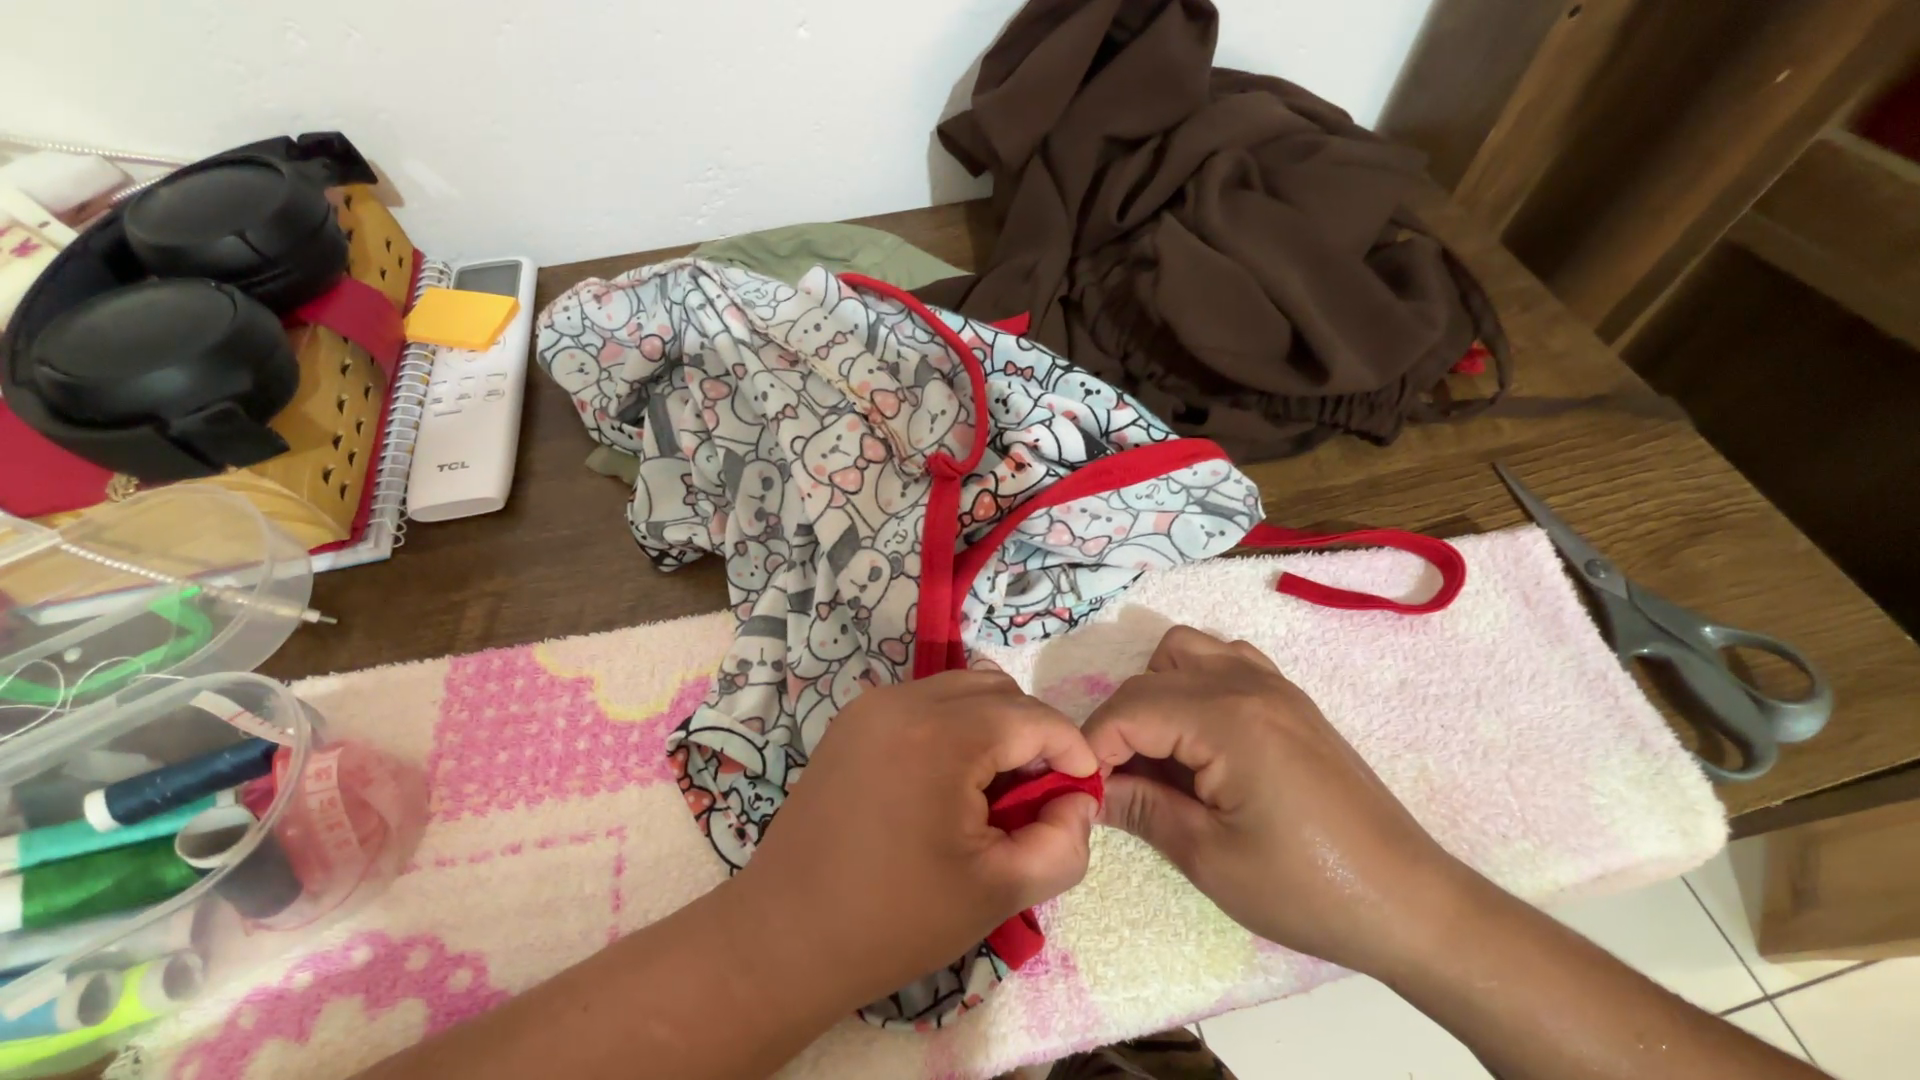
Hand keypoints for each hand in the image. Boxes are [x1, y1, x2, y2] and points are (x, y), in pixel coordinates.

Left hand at [731, 667, 1099, 1006]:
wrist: (785, 937)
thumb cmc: (896, 920)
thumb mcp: (1000, 891)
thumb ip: (1062, 843)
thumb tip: (1078, 801)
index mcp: (941, 735)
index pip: (1033, 716)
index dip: (1070, 750)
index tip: (1082, 793)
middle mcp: (902, 701)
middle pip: (997, 691)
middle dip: (1032, 734)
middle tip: (1037, 796)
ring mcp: (869, 707)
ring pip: (959, 690)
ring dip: (992, 727)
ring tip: (992, 791)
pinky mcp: (849, 723)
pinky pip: (922, 704)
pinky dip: (952, 728)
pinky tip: (947, 784)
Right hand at [1081, 626, 1468, 974]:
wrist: (1408, 901)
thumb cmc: (1306, 889)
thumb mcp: (1209, 858)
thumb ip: (1140, 809)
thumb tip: (1091, 790)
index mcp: (1227, 719)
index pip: (1128, 708)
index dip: (1093, 750)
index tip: (1087, 796)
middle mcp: (1247, 683)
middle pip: (1149, 678)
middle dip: (1119, 726)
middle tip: (1120, 788)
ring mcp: (1274, 685)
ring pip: (1185, 652)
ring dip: (1156, 693)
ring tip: (1161, 755)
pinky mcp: (1291, 700)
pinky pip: (1226, 660)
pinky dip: (1197, 684)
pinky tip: (1204, 739)